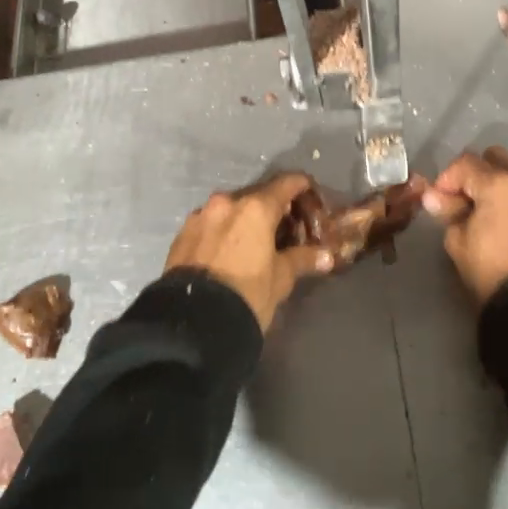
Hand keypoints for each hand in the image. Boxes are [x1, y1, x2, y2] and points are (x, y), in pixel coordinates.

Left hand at [165, 172, 334, 329]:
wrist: (191, 325)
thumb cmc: (247, 295)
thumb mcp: (281, 279)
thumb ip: (303, 259)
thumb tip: (326, 256)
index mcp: (255, 207)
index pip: (287, 183)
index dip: (303, 189)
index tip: (312, 200)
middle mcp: (226, 202)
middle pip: (258, 196)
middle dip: (274, 210)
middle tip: (286, 231)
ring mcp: (200, 216)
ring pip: (231, 210)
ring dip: (246, 222)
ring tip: (255, 245)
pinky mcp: (182, 234)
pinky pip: (211, 225)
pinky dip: (224, 233)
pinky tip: (229, 254)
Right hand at [423, 146, 507, 304]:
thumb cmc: (490, 271)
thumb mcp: (457, 241)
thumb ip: (448, 211)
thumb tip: (434, 196)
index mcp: (498, 184)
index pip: (465, 164)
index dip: (447, 178)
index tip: (439, 199)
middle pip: (494, 158)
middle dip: (476, 174)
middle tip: (465, 200)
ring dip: (500, 182)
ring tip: (490, 210)